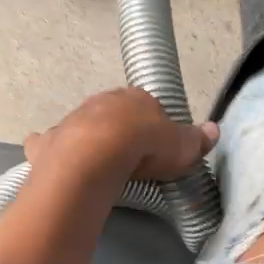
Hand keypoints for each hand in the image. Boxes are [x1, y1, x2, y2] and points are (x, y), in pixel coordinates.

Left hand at [24, 88, 217, 181]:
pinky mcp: (50, 140)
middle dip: (121, 128)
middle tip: (131, 156)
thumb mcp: (183, 148)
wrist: (96, 157)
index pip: (149, 106)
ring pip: (84, 124)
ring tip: (101, 164)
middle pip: (115, 112)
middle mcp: (104, 102)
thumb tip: (215, 129)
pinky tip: (53, 158)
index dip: (153, 125)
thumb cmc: (145, 147)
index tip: (157, 145)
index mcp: (137, 99)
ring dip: (91, 138)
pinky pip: (48, 141)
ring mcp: (74, 118)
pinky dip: (50, 147)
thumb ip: (197, 139)